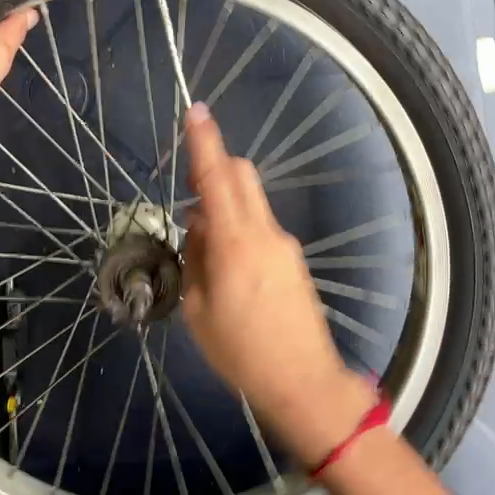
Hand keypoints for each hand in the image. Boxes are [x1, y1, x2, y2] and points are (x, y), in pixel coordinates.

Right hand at [179, 103, 378, 466]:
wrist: (304, 383)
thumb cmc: (241, 352)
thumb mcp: (198, 309)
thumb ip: (196, 257)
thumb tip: (199, 226)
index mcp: (235, 242)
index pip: (217, 178)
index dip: (204, 141)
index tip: (195, 110)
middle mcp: (264, 233)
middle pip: (241, 175)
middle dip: (215, 166)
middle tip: (190, 186)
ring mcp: (283, 244)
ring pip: (251, 201)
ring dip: (225, 203)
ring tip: (205, 248)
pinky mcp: (293, 260)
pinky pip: (260, 227)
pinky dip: (240, 228)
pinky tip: (230, 269)